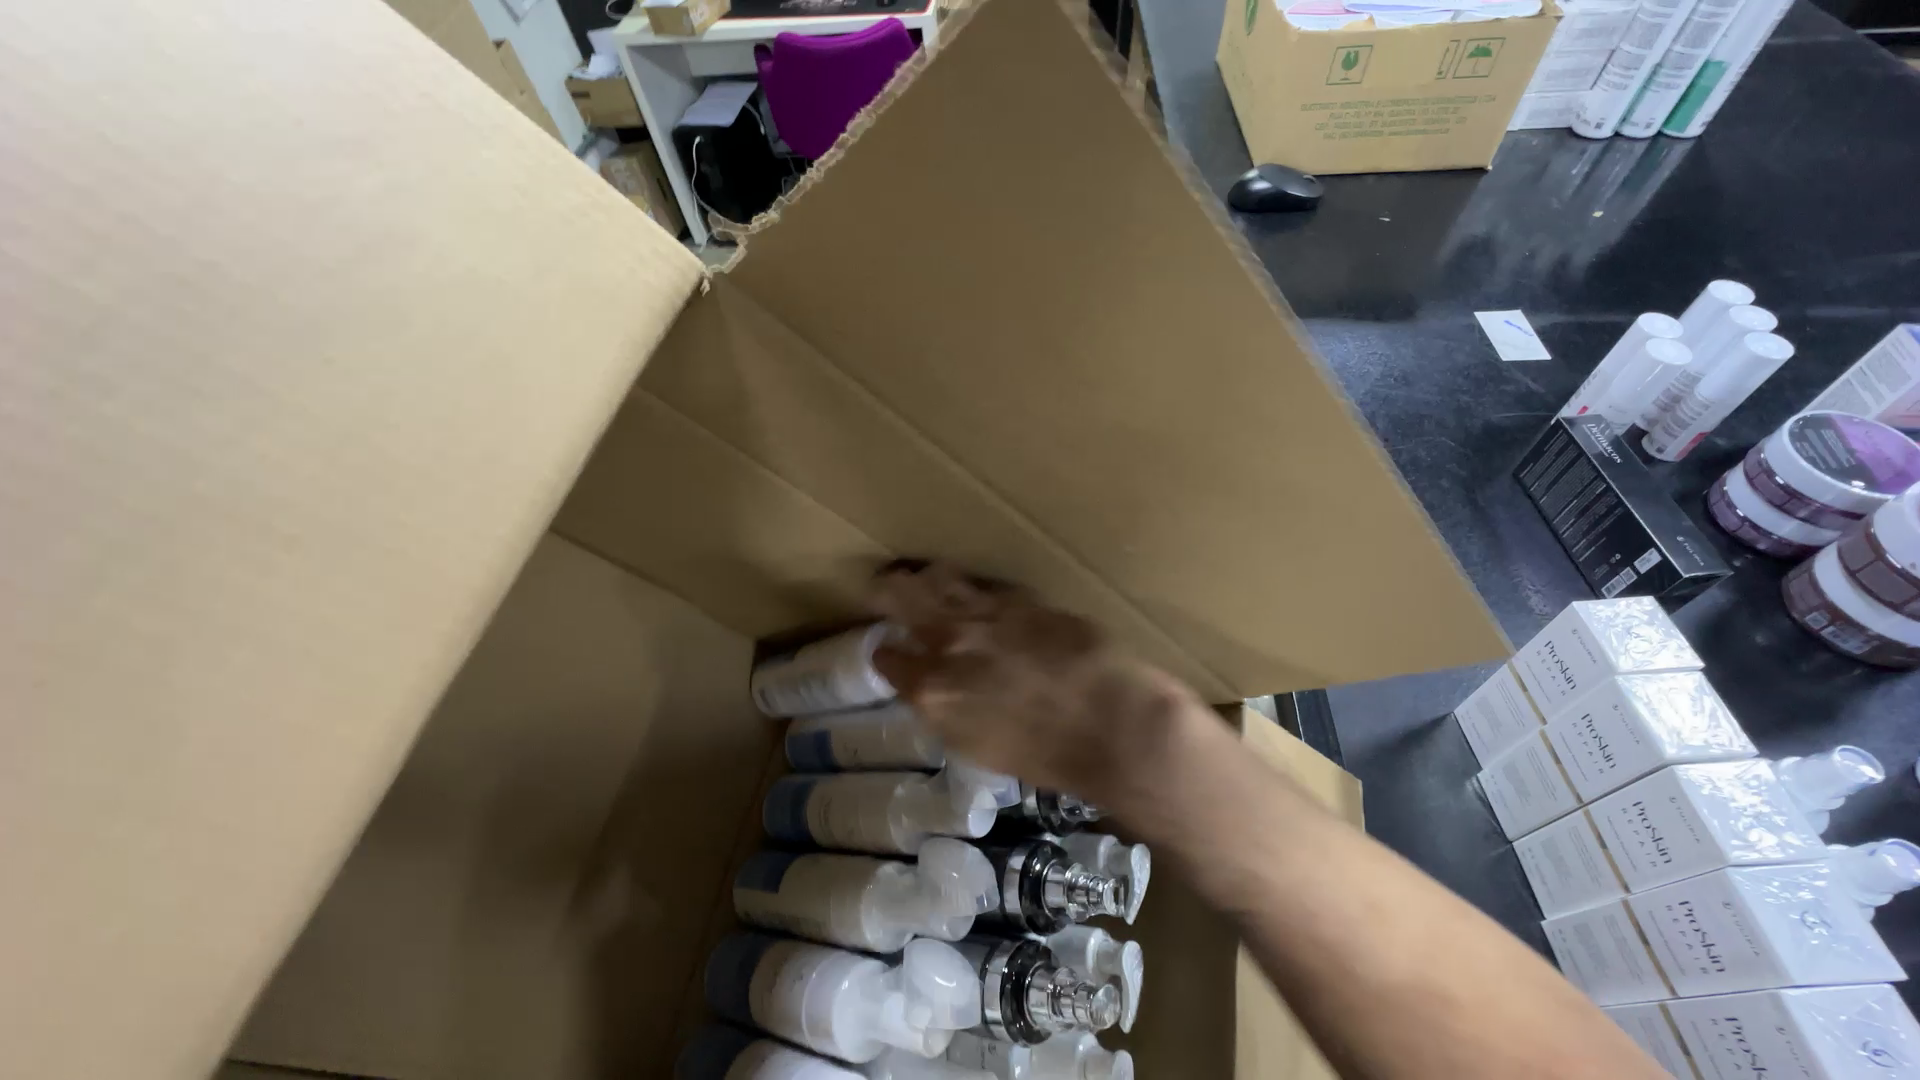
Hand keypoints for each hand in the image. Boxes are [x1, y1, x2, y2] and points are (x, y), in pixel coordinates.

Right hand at [867, 563, 1209, 806]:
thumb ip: (948, 711)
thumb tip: (938, 693)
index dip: (886, 654)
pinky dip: (977, 589)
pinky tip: (980, 591)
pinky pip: (989, 587)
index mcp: (931, 689)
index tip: (889, 651)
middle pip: (901, 597)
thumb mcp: (979, 747)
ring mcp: (988, 614)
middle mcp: (949, 642)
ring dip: (928, 577)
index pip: (887, 658)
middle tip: (882, 586)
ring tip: (925, 576)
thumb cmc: (1047, 757)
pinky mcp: (1027, 600)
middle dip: (886, 590)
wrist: (1112, 724)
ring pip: (942, 578)